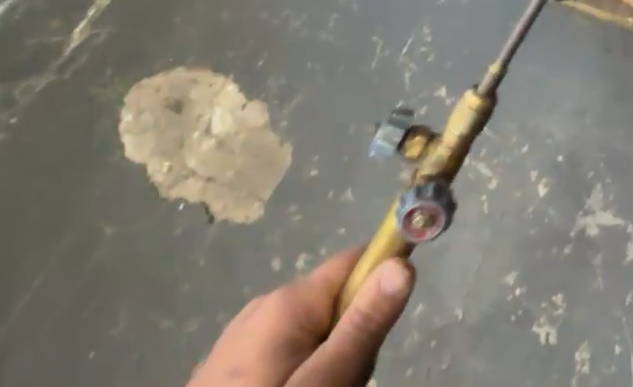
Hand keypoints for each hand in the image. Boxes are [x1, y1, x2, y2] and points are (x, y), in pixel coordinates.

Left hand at [189, 248, 413, 386]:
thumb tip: (404, 262)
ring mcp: (241, 337)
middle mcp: (263, 305)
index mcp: (288, 301)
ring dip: (331, 357)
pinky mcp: (228, 366)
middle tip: (346, 382)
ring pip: (316, 328)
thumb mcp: (326, 382)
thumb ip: (364, 324)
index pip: (359, 258)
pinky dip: (301, 372)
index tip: (387, 327)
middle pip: (339, 298)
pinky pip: (287, 351)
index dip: (385, 282)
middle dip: (356, 334)